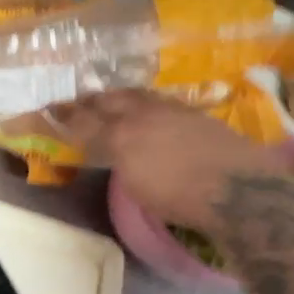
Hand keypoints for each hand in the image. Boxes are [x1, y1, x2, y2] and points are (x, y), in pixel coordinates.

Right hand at [49, 89, 293, 233]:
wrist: (242, 192)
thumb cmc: (181, 198)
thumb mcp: (136, 186)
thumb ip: (120, 161)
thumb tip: (113, 151)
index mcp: (121, 134)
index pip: (84, 120)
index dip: (66, 114)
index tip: (50, 109)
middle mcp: (144, 115)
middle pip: (111, 99)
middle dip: (92, 99)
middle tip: (80, 100)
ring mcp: (175, 111)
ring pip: (139, 95)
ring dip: (122, 96)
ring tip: (113, 98)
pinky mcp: (200, 115)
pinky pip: (164, 102)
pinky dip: (149, 103)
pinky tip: (151, 110)